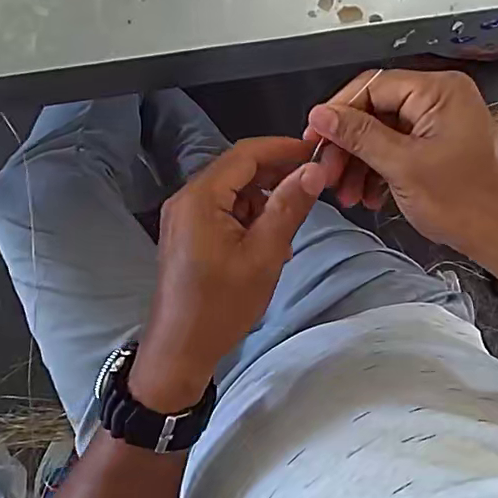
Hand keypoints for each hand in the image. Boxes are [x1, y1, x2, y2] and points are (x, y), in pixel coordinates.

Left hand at [129, 138, 326, 411]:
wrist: (181, 349)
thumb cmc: (221, 305)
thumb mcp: (264, 254)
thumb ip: (289, 207)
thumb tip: (314, 171)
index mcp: (200, 198)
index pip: (246, 154)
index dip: (283, 148)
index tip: (316, 153)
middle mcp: (187, 199)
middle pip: (239, 170)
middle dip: (277, 176)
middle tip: (313, 187)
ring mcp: (185, 218)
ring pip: (234, 192)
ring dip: (265, 201)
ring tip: (290, 227)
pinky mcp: (189, 236)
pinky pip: (225, 212)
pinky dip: (251, 219)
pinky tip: (269, 243)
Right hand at [303, 69, 497, 270]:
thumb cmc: (472, 204)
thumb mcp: (403, 167)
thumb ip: (359, 136)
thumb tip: (324, 115)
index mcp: (439, 91)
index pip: (372, 87)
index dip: (338, 113)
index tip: (315, 138)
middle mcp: (442, 100)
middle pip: (375, 111)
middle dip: (348, 146)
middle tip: (328, 172)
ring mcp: (441, 124)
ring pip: (384, 134)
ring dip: (360, 163)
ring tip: (347, 192)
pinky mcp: (440, 147)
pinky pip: (399, 149)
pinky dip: (380, 171)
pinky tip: (369, 194)